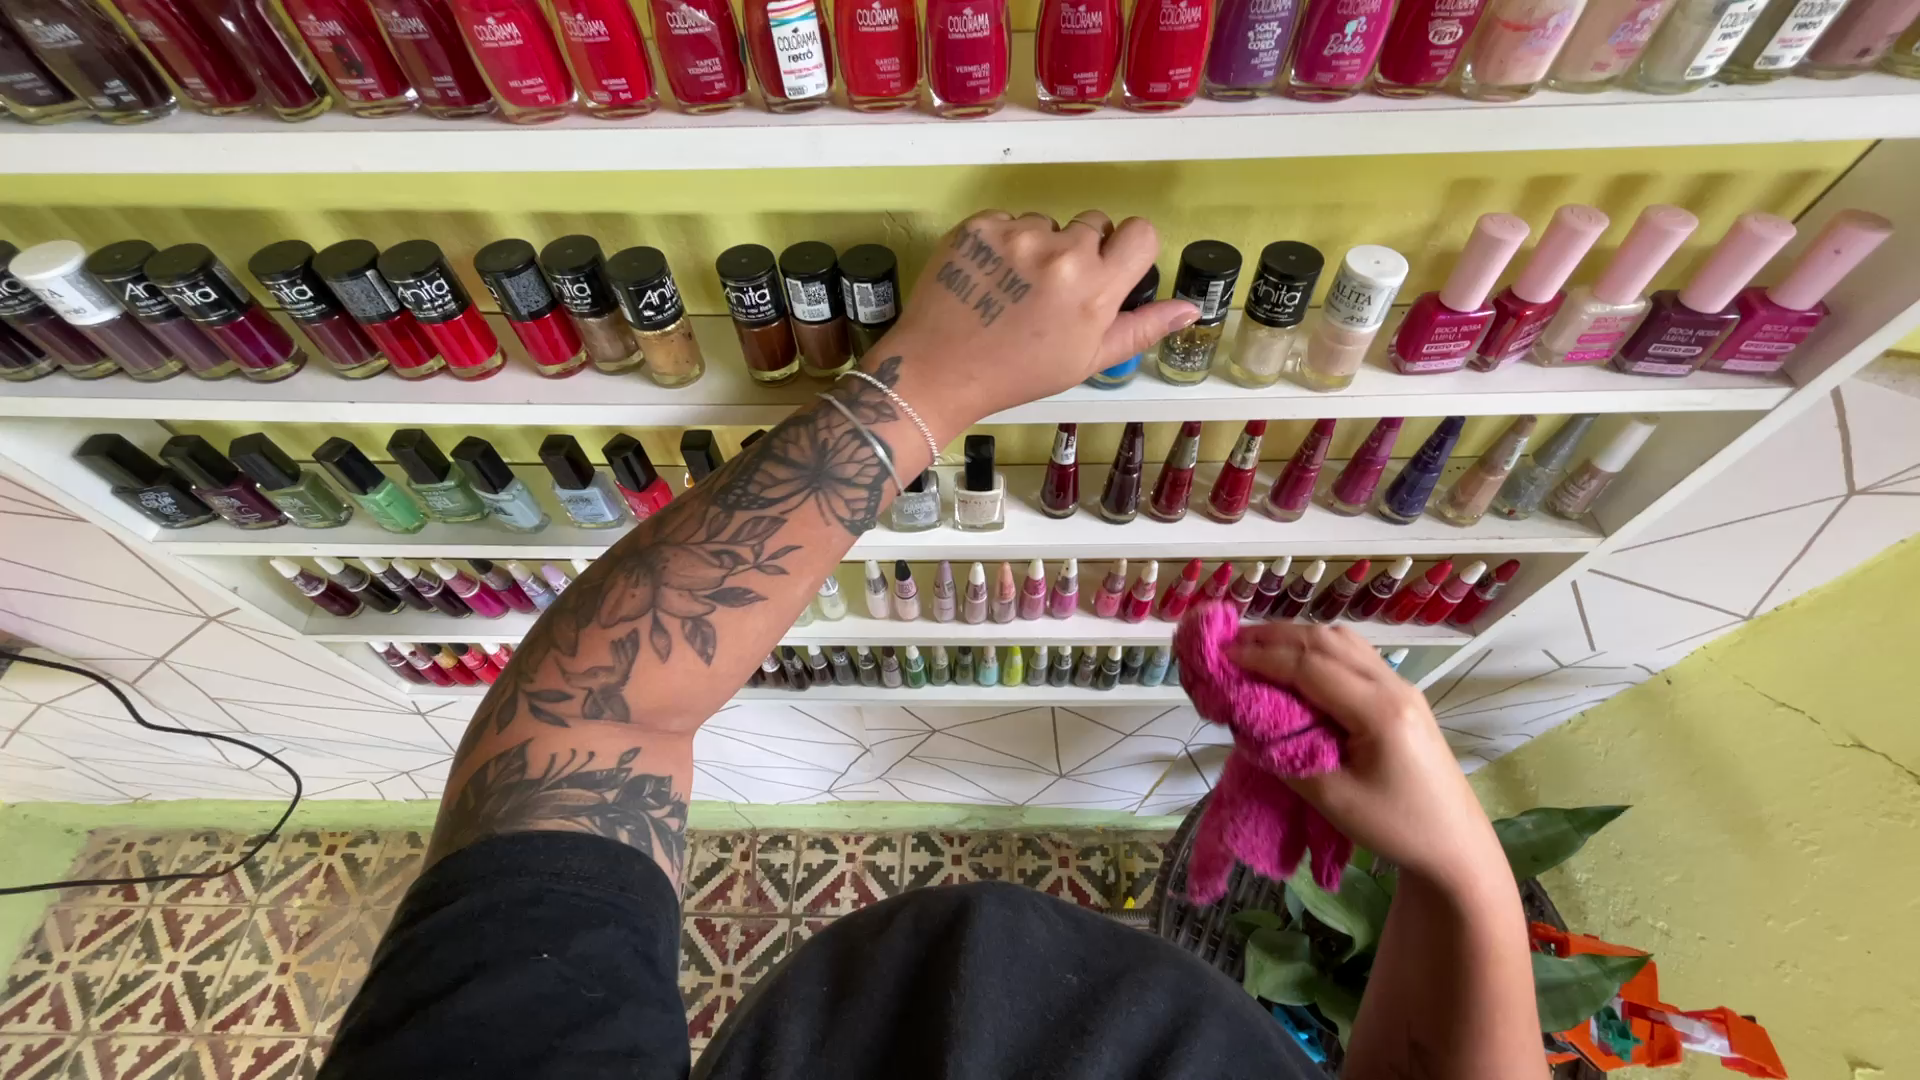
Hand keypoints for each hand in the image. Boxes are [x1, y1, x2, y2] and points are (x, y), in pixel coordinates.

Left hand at [881, 210, 1198, 438]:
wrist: (940, 371)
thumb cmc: (1017, 374)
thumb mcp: (1086, 362)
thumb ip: (1139, 329)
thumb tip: (1189, 308)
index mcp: (1095, 288)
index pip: (1140, 232)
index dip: (1126, 251)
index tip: (1107, 272)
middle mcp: (1062, 252)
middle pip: (1093, 224)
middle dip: (1082, 251)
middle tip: (1052, 292)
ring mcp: (1017, 234)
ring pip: (1047, 222)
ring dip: (1039, 246)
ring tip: (1013, 290)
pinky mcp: (979, 226)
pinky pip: (1006, 221)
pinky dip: (1002, 243)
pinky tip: (988, 279)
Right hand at [1226, 622, 1506, 893]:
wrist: (1457, 848)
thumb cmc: (1396, 828)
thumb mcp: (1331, 798)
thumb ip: (1285, 753)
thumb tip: (1246, 720)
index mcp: (1379, 711)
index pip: (1309, 666)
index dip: (1261, 656)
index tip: (1222, 657)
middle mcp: (1394, 686)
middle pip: (1324, 640)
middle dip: (1272, 636)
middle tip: (1228, 643)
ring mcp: (1401, 686)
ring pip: (1340, 640)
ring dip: (1294, 636)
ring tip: (1254, 647)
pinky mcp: (1400, 694)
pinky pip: (1352, 653)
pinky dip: (1315, 646)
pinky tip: (1293, 660)